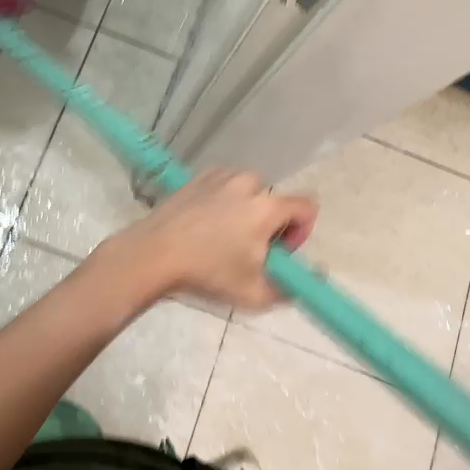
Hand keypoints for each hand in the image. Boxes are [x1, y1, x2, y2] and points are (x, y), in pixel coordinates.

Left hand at [95, 168, 317, 310]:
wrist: (154, 253)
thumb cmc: (207, 272)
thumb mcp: (254, 294)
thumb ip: (291, 288)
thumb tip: (315, 276)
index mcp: (267, 207)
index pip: (307, 207)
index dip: (301, 231)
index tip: (281, 252)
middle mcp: (249, 183)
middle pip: (275, 200)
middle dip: (270, 223)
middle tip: (250, 249)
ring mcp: (221, 176)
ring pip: (249, 190)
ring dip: (246, 208)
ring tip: (225, 235)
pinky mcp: (198, 176)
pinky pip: (224, 184)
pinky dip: (223, 199)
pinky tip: (206, 221)